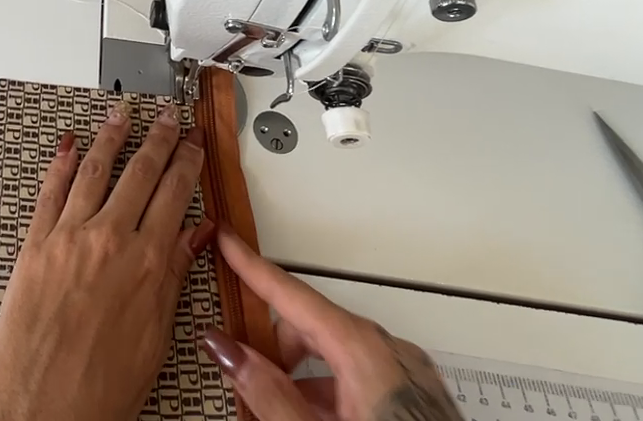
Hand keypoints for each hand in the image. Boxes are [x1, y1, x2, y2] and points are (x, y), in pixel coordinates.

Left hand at [0, 102, 214, 420]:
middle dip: (158, 139)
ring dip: (112, 136)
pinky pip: (51, 191)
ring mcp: (69, 236)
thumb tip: (195, 236)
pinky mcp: (36, 241)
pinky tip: (70, 145)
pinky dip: (62, 163)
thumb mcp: (156, 337)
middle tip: (168, 118)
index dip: (187, 163)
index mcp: (147, 264)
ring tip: (122, 114)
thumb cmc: (98, 387)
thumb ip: (174, 277)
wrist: (39, 404)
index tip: (194, 144)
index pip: (173, 195)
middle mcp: (109, 240)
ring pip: (96, 169)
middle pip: (140, 172)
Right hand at [201, 229, 460, 420]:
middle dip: (272, 346)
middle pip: (311, 326)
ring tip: (275, 408)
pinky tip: (311, 419)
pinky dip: (329, 392)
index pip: (292, 293)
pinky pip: (360, 378)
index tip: (226, 240)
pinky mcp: (418, 400)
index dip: (252, 267)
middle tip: (241, 373)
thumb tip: (223, 347)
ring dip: (299, 375)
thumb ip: (267, 391)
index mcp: (365, 351)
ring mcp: (409, 377)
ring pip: (335, 356)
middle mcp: (391, 352)